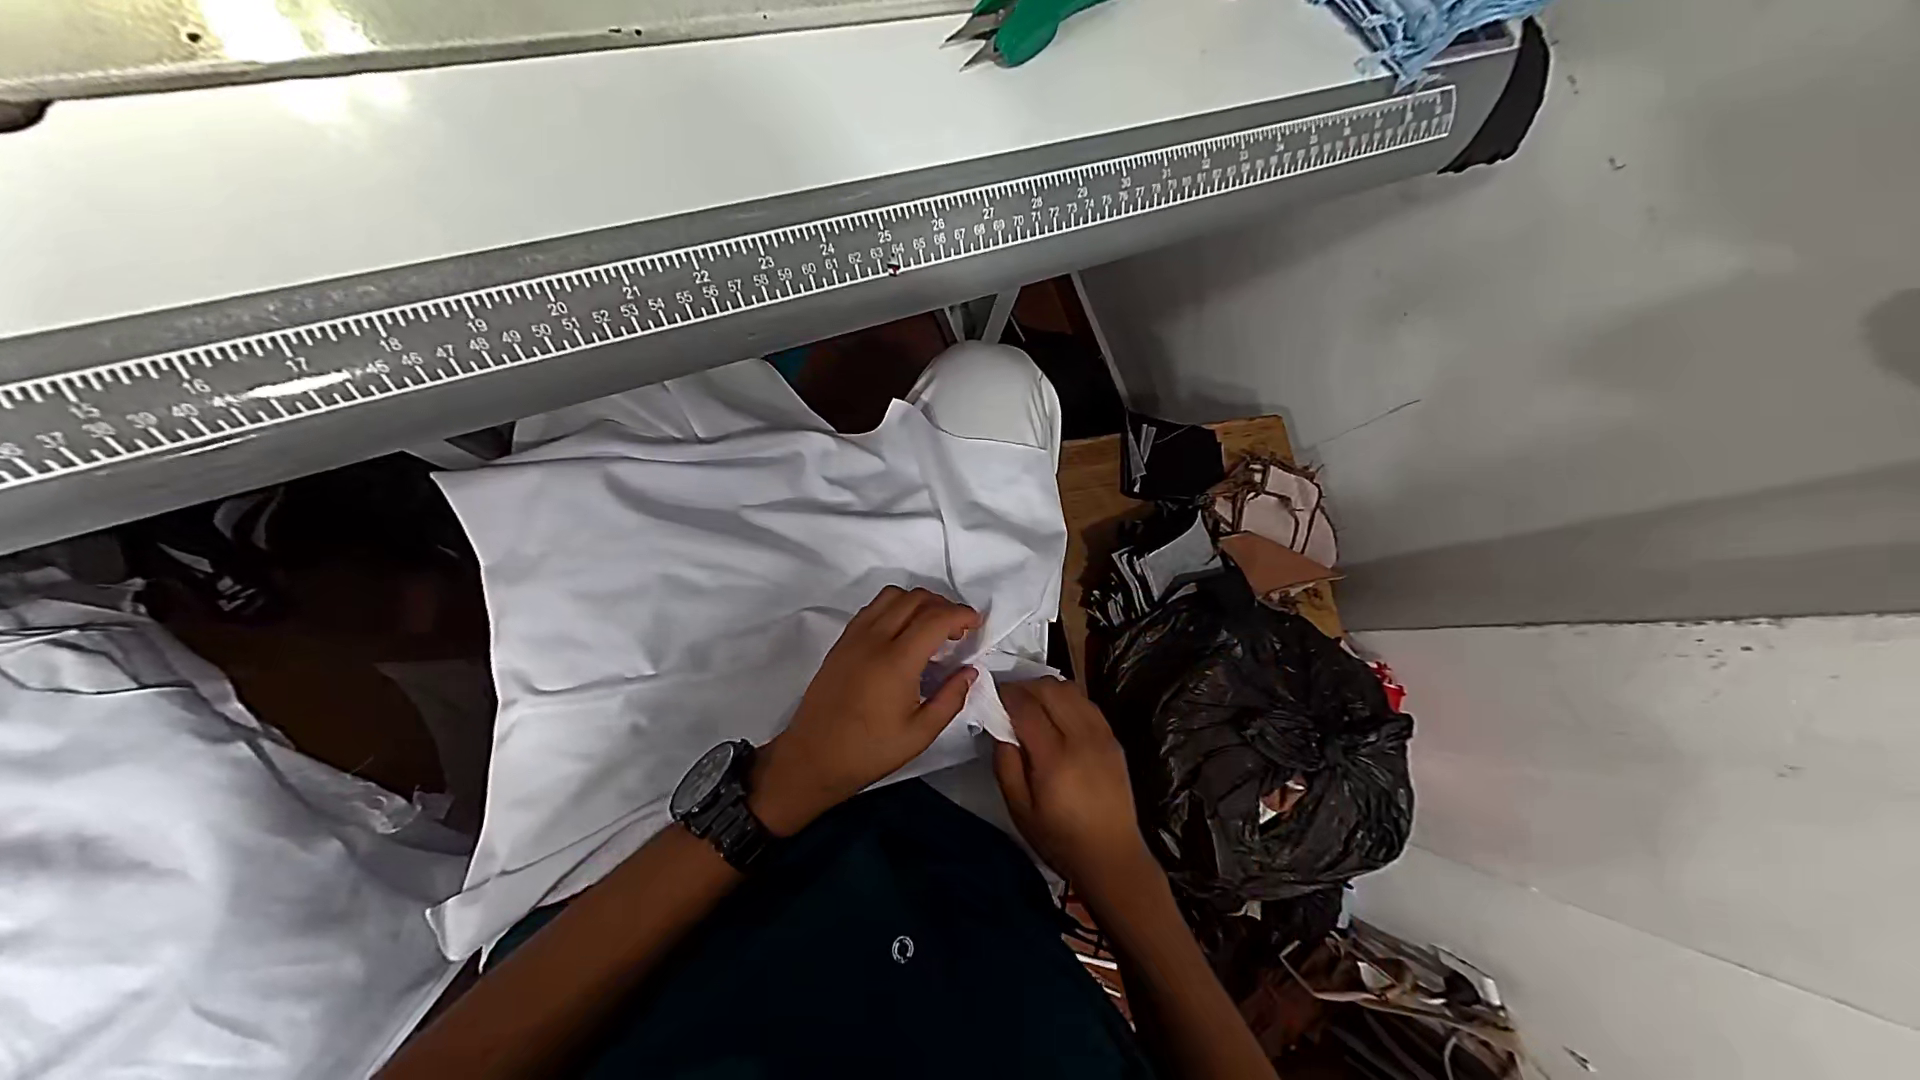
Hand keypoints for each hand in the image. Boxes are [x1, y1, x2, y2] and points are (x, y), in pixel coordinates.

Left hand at [750, 586, 979, 835]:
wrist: (813, 757)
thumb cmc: (868, 751)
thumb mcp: (920, 734)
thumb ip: (950, 698)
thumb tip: (970, 671)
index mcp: (897, 661)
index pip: (936, 618)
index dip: (962, 614)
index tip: (976, 624)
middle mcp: (874, 639)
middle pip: (915, 598)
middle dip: (944, 605)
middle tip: (957, 630)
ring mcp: (854, 637)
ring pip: (891, 595)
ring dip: (917, 602)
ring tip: (930, 627)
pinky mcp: (841, 642)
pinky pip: (872, 608)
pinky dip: (894, 607)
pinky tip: (901, 632)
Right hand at [992, 678, 1156, 894]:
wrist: (1111, 856)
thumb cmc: (1059, 838)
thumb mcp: (1018, 808)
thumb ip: (1005, 763)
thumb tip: (999, 728)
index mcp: (1055, 758)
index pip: (1026, 706)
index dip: (1006, 694)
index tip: (993, 696)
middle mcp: (1081, 738)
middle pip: (1049, 688)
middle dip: (1024, 687)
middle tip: (1009, 700)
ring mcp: (1102, 735)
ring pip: (1070, 689)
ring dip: (1046, 689)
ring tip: (1032, 705)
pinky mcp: (1113, 738)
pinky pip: (1086, 702)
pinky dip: (1067, 699)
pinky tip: (1056, 715)